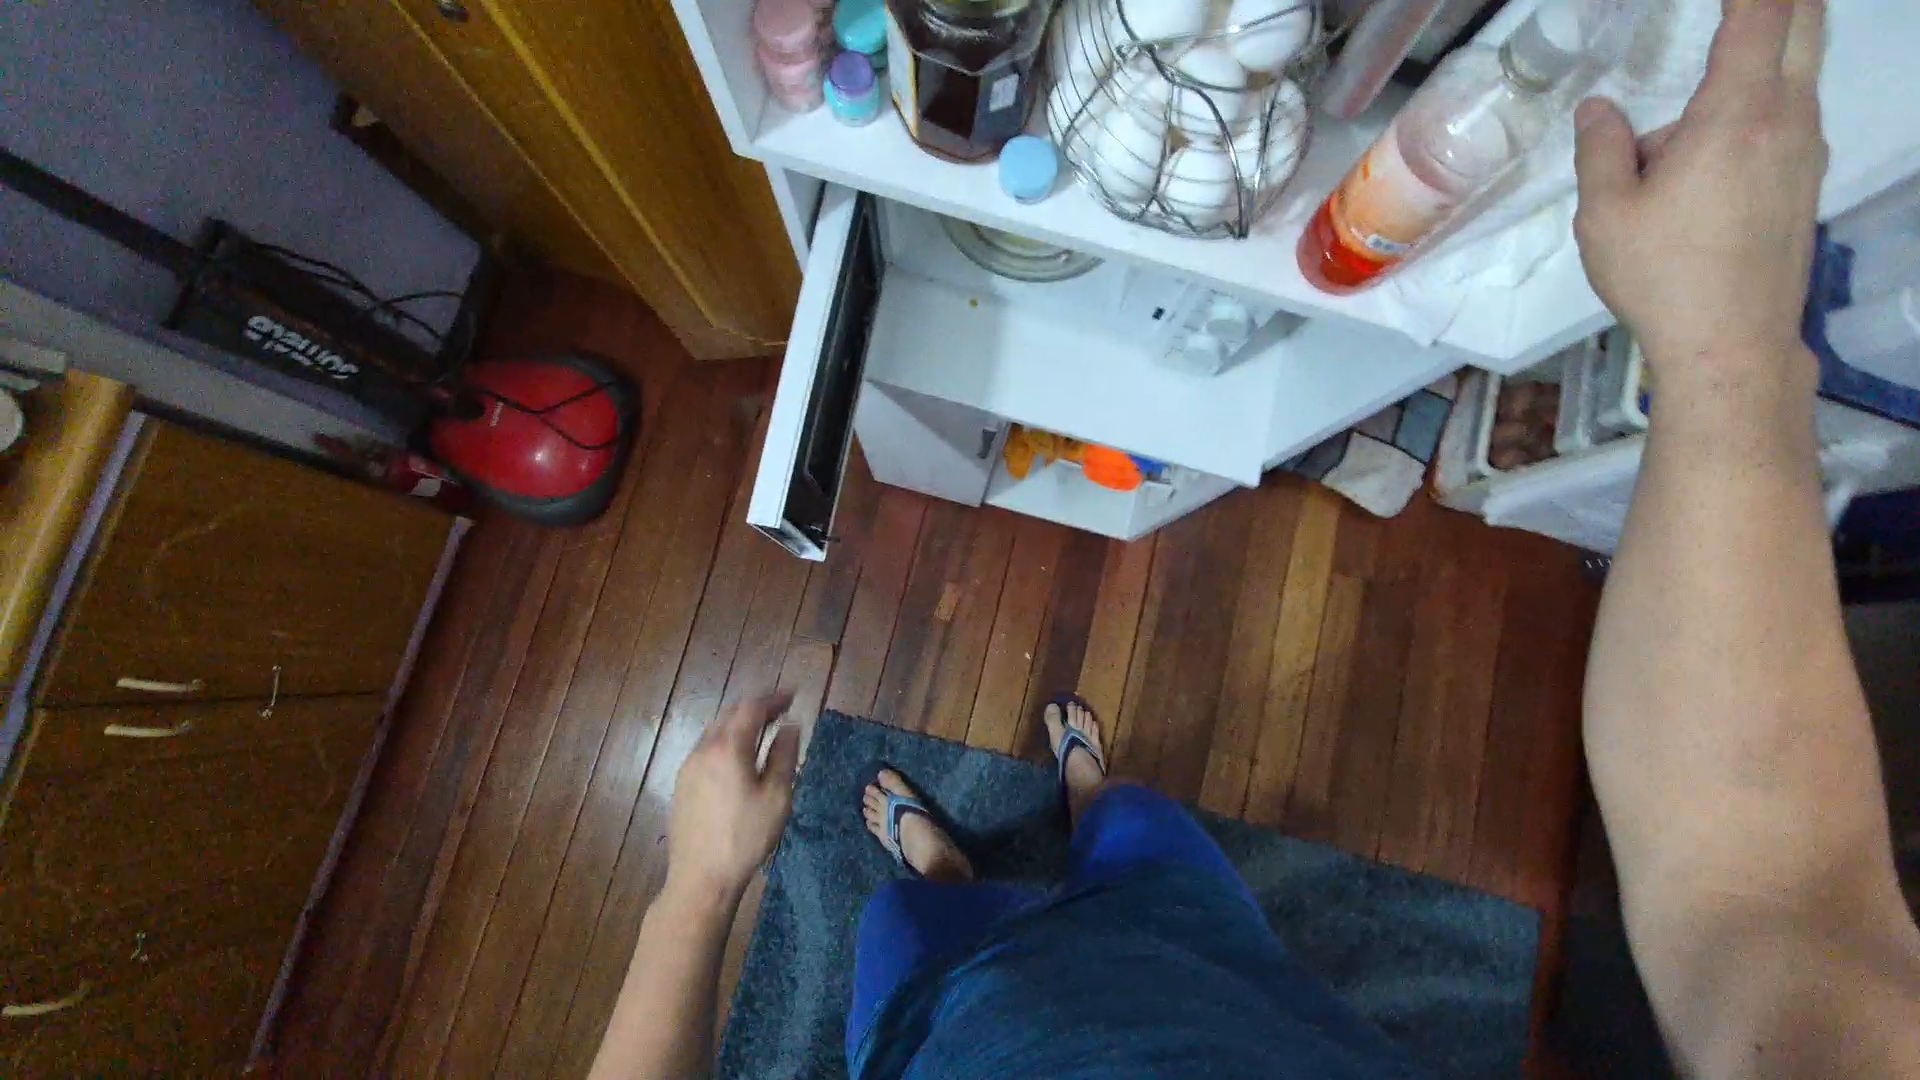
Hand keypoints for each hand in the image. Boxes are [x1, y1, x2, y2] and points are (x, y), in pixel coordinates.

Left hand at [666, 692, 799, 897]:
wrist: (701, 878)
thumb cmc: (745, 837)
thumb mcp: (778, 796)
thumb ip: (785, 755)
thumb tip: (790, 727)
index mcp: (728, 748)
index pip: (751, 708)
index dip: (774, 698)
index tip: (794, 696)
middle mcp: (703, 750)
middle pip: (730, 713)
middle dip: (757, 707)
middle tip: (782, 710)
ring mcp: (688, 767)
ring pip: (716, 730)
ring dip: (740, 723)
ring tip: (764, 731)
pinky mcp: (682, 784)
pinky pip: (707, 748)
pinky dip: (727, 740)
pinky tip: (740, 757)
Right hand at [1572, 0, 1827, 379]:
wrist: (1728, 335)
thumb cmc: (1658, 272)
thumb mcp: (1604, 215)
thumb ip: (1602, 152)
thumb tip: (1599, 108)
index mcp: (1735, 116)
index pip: (1758, 19)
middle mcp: (1788, 118)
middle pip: (1805, 28)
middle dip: (1780, 4)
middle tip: (1747, 4)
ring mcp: (1807, 149)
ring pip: (1786, 83)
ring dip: (1746, 78)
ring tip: (1671, 143)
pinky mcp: (1806, 180)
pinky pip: (1782, 124)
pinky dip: (1749, 118)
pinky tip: (1697, 172)